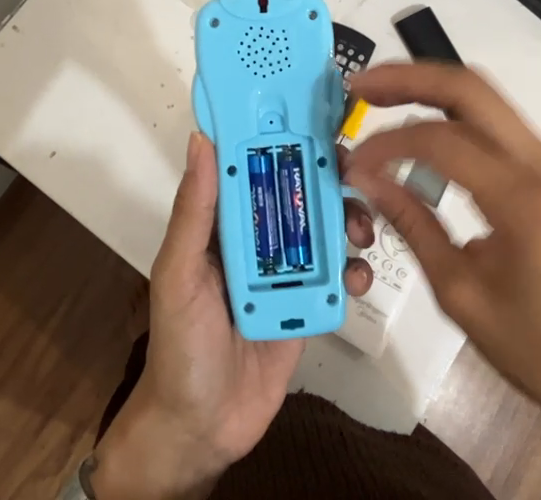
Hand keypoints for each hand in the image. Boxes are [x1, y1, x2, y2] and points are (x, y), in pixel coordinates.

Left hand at [92, 132, 374, 499]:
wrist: (203, 427)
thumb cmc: (180, 344)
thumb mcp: (179, 272)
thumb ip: (194, 210)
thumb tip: (203, 139)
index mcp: (219, 224)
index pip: (249, 168)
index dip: (276, 138)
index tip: (311, 114)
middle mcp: (254, 240)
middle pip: (296, 194)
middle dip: (327, 179)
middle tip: (354, 174)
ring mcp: (284, 273)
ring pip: (323, 231)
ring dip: (348, 222)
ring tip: (362, 230)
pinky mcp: (307, 307)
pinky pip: (336, 279)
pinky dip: (353, 272)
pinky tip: (357, 278)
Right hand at [344, 64, 540, 499]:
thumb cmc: (537, 350)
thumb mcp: (460, 293)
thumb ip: (412, 223)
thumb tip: (364, 178)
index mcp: (525, 202)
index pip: (441, 142)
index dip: (387, 143)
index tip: (353, 163)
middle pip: (472, 90)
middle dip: (409, 78)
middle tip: (360, 86)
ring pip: (488, 100)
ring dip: (432, 90)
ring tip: (382, 97)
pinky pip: (501, 127)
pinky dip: (456, 117)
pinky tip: (424, 133)